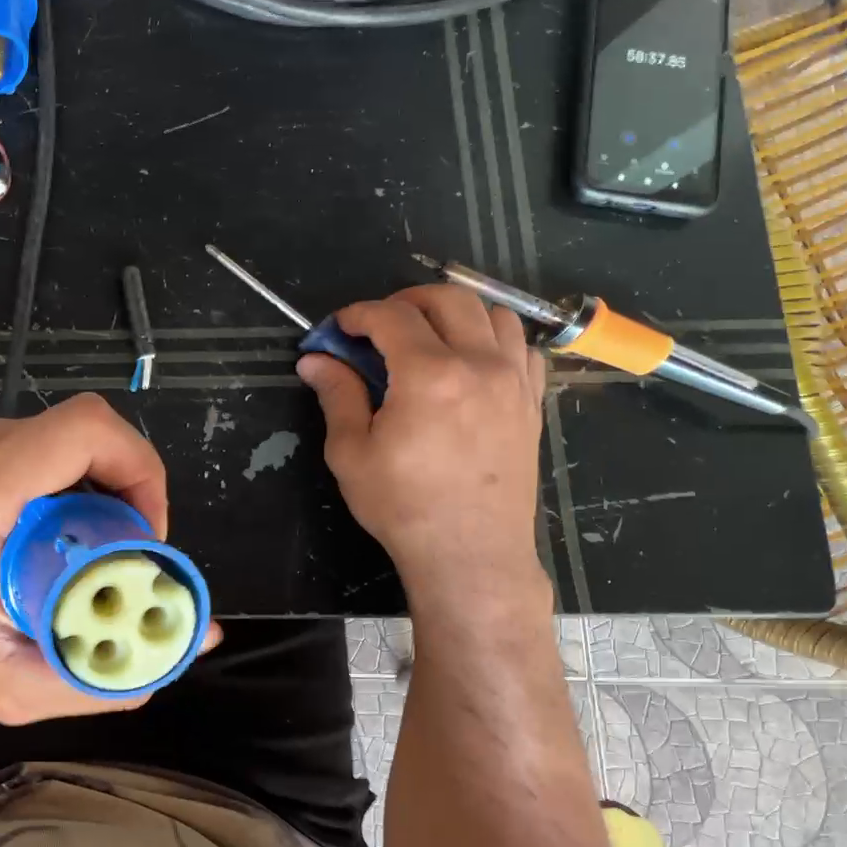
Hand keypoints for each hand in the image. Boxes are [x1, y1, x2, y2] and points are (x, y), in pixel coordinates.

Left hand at [0, 394, 220, 725]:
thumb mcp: (13, 686)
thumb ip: (105, 676)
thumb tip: (201, 637)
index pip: (83, 432)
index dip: (140, 472)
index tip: (142, 536)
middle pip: (83, 431)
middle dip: (125, 487)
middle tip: (122, 552)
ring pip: (64, 435)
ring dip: (96, 485)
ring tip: (88, 546)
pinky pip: (38, 440)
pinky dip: (66, 479)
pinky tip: (57, 529)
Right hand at [298, 285, 546, 590]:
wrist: (468, 547)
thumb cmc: (400, 503)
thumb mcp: (351, 451)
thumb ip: (338, 396)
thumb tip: (315, 361)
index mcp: (429, 374)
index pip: (392, 317)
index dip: (358, 314)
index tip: (336, 328)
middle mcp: (480, 363)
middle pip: (449, 299)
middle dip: (405, 301)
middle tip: (375, 326)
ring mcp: (514, 379)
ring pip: (492, 313)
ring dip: (452, 313)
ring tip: (422, 337)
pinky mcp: (531, 399)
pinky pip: (520, 346)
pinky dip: (490, 338)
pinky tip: (466, 362)